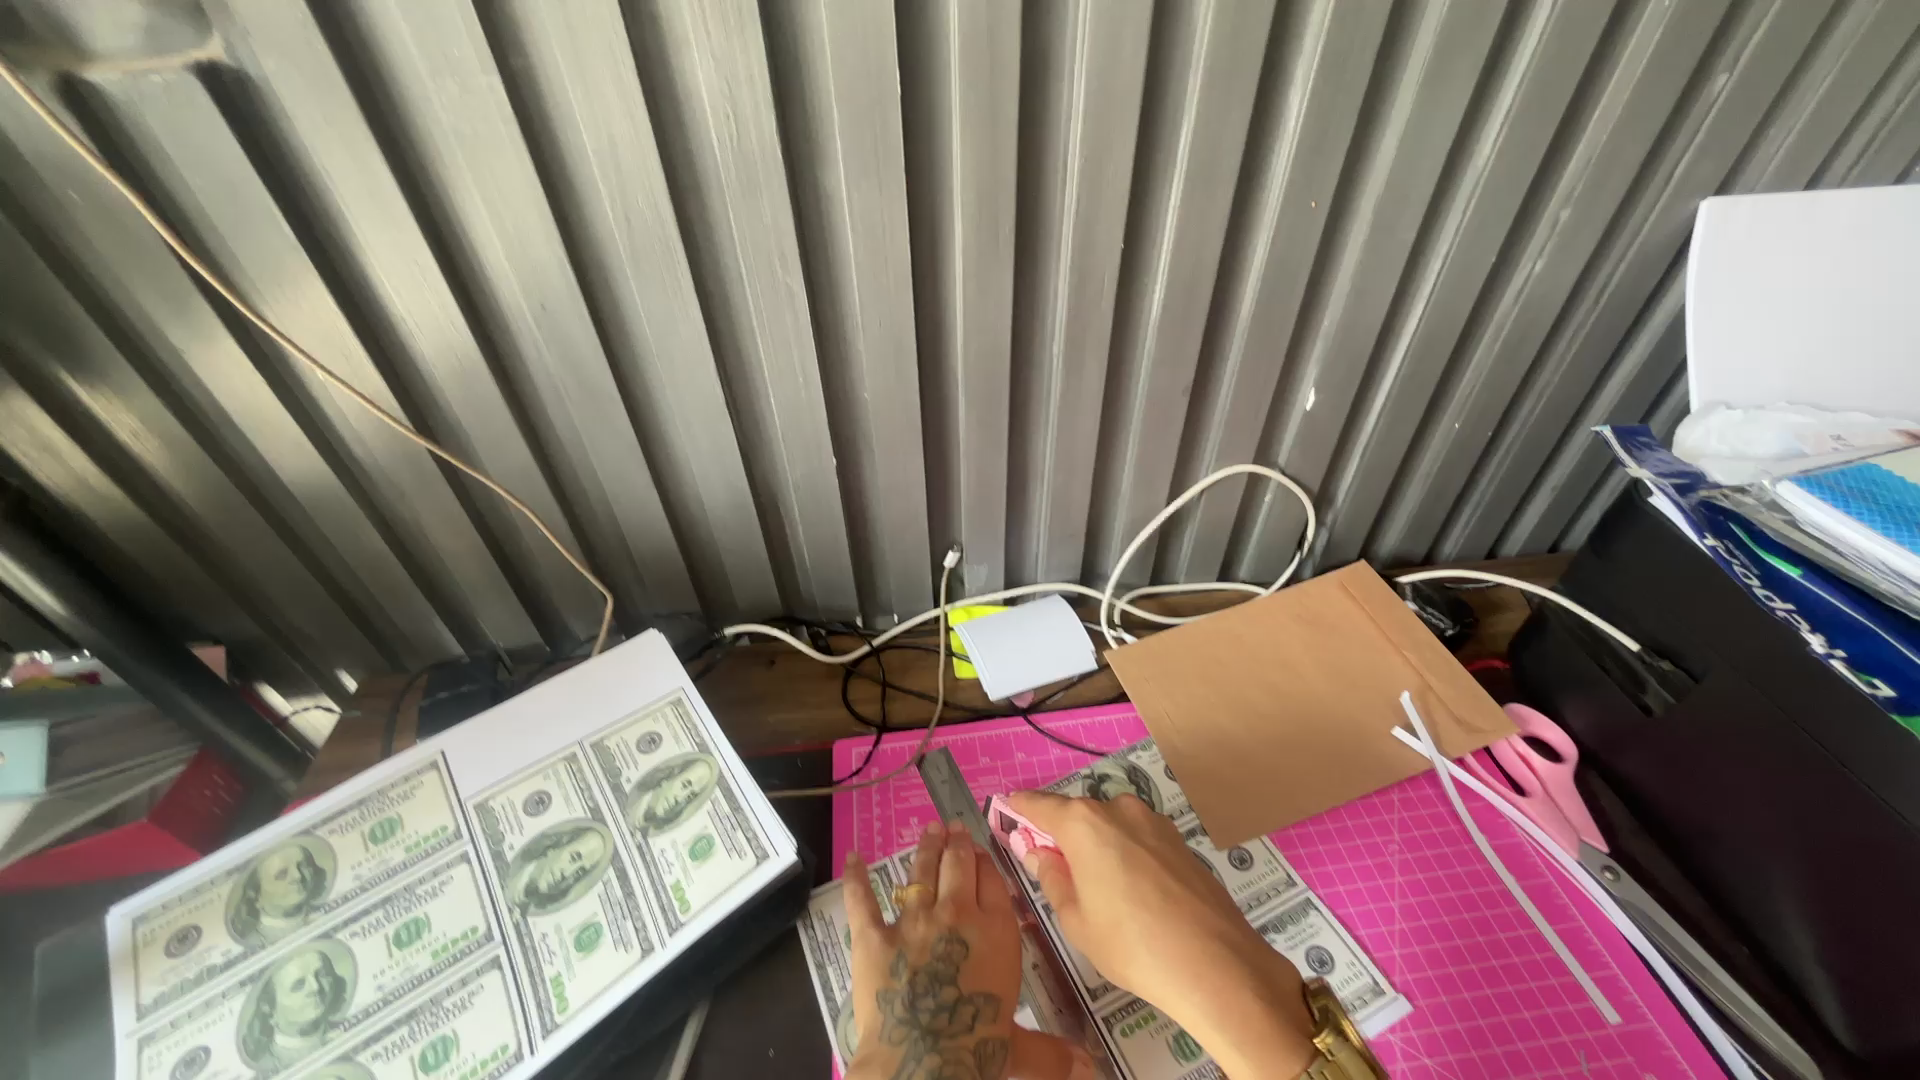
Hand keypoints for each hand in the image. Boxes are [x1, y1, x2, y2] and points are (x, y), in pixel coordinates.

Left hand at [843, 820, 1090, 1079]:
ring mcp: (912, 922)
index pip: (993, 883)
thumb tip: (1087, 1066)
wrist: (920, 1067)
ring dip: (925, 848)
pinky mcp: (872, 937)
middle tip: (954, 827)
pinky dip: (856, 878)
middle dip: (958, 843)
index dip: (987, 863)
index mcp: (995, 933)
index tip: (983, 852)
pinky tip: (853, 859)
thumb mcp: (1022, 1052)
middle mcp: (956, 915)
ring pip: (920, 872)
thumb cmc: (977, 1054)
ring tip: (929, 830)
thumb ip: (1051, 1052)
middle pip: (958, 866)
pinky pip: (862, 900)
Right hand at [1008, 791, 1317, 1075]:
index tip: (1006, 809)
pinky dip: (1126, 853)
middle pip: (1077, 814)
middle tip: (1053, 867)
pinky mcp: (1180, 840)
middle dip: (1062, 834)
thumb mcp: (1076, 920)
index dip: (1019, 808)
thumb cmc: (1130, 944)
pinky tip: (1133, 892)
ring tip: (1098, 888)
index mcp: (1083, 823)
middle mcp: (1117, 809)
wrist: (1215, 962)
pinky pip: (1138, 838)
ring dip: (1097, 844)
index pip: (1039, 805)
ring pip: (1111, 825)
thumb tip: (1038, 851)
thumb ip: (1052, 878)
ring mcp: (1153, 821)